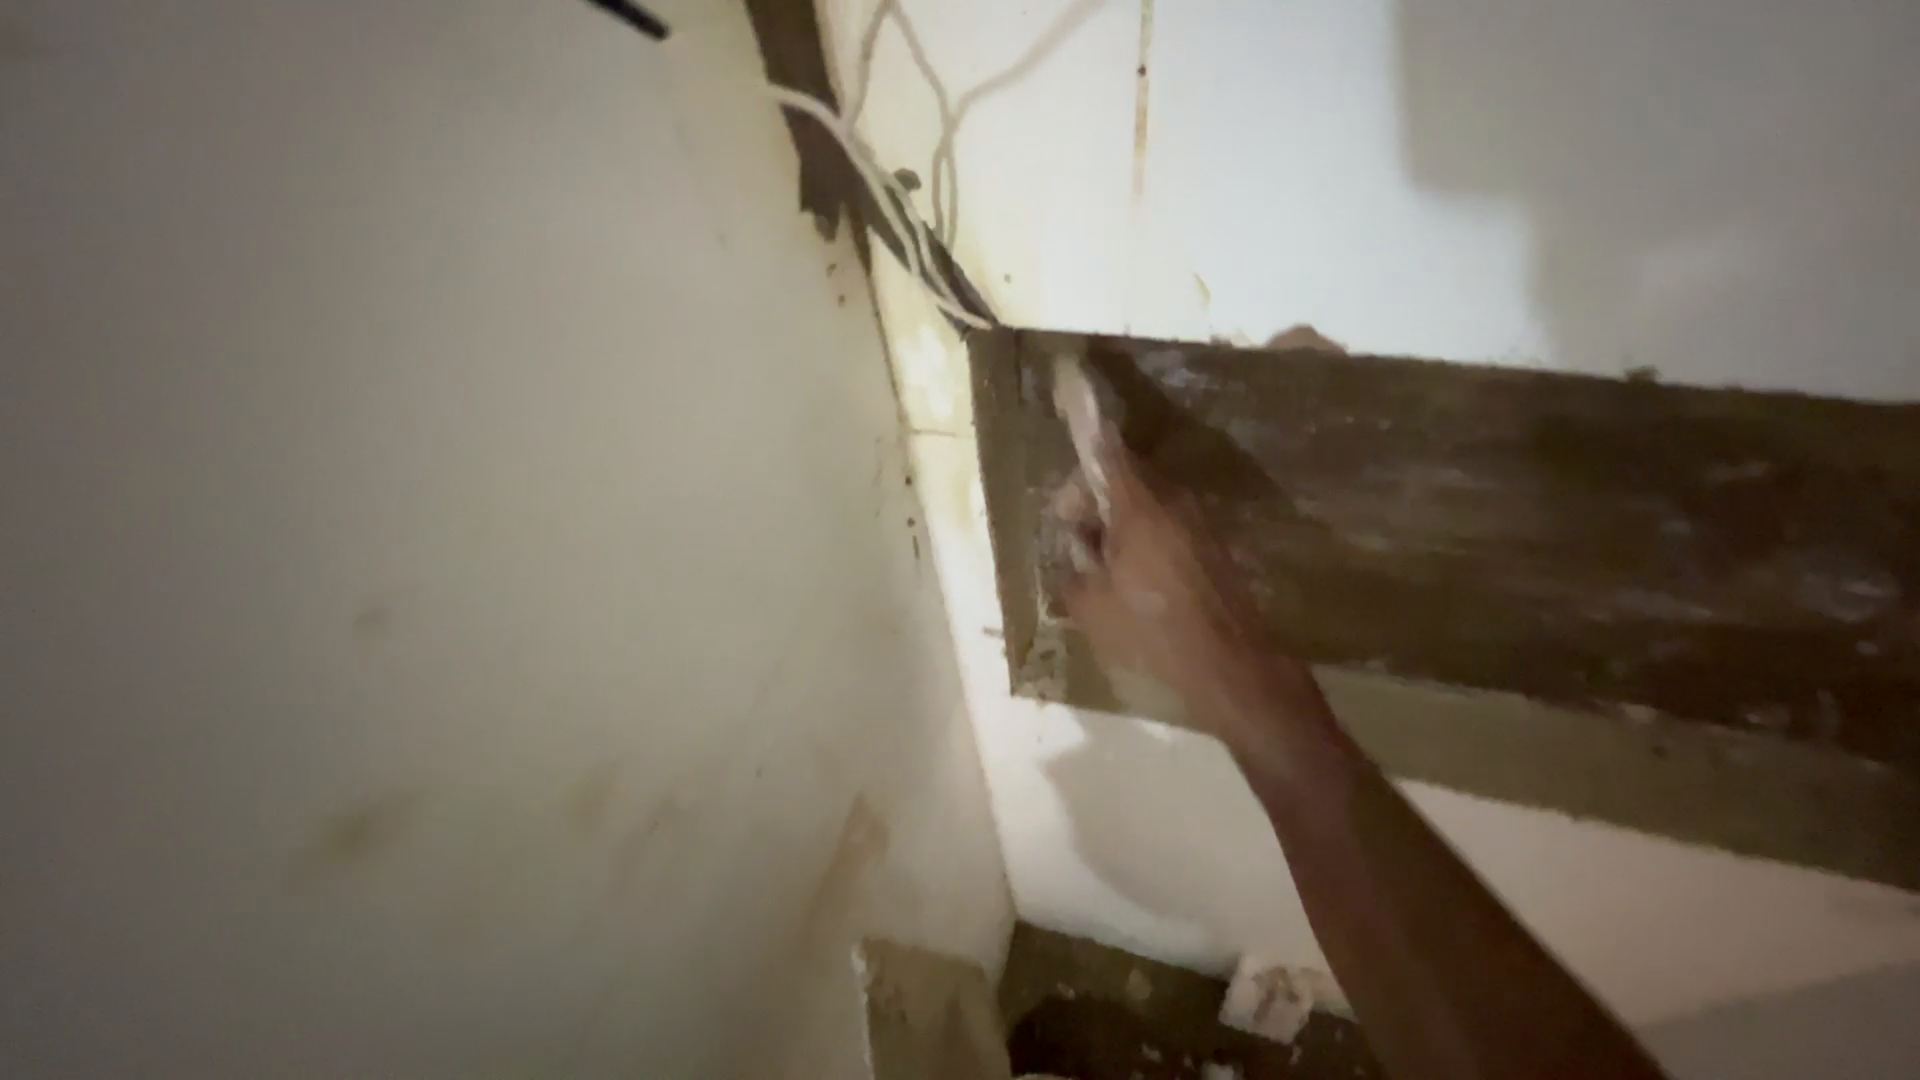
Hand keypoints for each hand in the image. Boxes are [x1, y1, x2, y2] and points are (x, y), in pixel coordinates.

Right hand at [1054, 432, 1273, 717]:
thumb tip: (1076, 550)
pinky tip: (1131, 577)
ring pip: (1145, 503)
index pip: (1106, 452)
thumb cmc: (1153, 635)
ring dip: (1116, 520)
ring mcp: (1198, 524)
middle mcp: (1174, 504)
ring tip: (1099, 565)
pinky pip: (1165, 524)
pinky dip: (1141, 536)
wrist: (1232, 667)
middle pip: (1123, 478)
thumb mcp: (1092, 609)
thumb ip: (1073, 570)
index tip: (1072, 385)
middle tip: (1071, 535)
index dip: (1086, 423)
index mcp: (1140, 509)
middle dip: (1090, 497)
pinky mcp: (1211, 547)